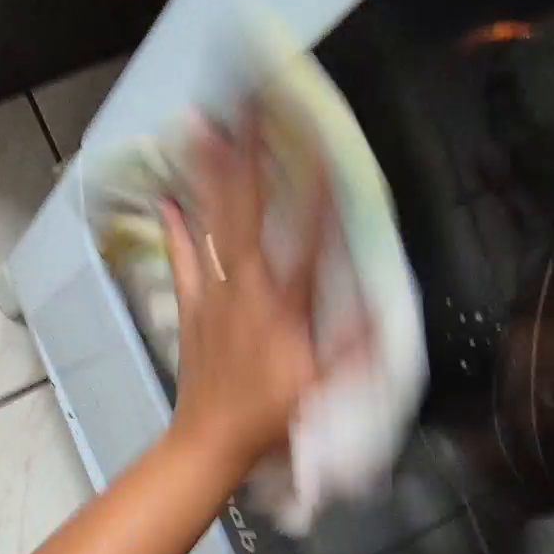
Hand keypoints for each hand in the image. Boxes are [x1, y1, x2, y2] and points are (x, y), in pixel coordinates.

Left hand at [161, 112, 327, 477]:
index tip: (322, 145)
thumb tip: (385, 309)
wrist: (209, 444)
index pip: (308, 241)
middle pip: (248, 216)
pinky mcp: (191, 311)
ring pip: (212, 229)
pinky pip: (182, 263)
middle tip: (245, 108)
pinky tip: (168, 201)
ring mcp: (213, 299)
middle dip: (249, 160)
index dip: (317, 193)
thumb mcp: (323, 392)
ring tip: (201, 129)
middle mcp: (246, 293)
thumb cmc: (269, 421)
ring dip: (208, 178)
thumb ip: (354, 348)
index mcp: (285, 310)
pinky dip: (176, 232)